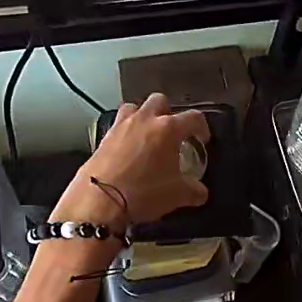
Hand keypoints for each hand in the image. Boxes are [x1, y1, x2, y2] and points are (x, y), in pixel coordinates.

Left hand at [53, 93, 210, 236]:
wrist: (99, 201)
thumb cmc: (143, 192)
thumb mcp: (178, 195)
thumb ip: (194, 190)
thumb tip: (200, 192)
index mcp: (168, 128)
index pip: (193, 117)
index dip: (202, 127)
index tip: (202, 139)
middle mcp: (145, 120)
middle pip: (160, 101)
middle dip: (168, 112)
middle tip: (172, 132)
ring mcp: (121, 127)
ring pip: (134, 107)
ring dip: (143, 116)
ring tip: (147, 135)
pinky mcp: (102, 138)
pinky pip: (118, 126)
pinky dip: (126, 133)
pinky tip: (128, 151)